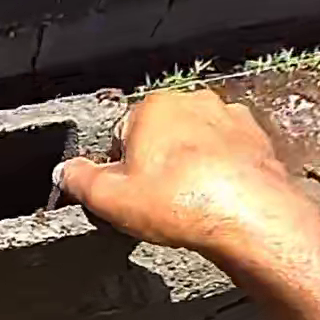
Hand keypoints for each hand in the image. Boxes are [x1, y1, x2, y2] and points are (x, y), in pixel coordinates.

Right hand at [56, 89, 319, 273]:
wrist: (250, 217)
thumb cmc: (180, 202)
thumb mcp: (108, 198)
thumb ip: (78, 180)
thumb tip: (65, 171)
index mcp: (152, 107)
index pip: (117, 136)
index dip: (116, 169)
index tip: (122, 193)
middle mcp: (192, 102)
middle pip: (155, 136)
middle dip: (150, 165)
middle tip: (151, 202)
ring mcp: (228, 118)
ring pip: (189, 144)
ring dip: (182, 169)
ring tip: (181, 204)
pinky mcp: (255, 139)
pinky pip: (221, 155)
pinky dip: (213, 173)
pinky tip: (210, 200)